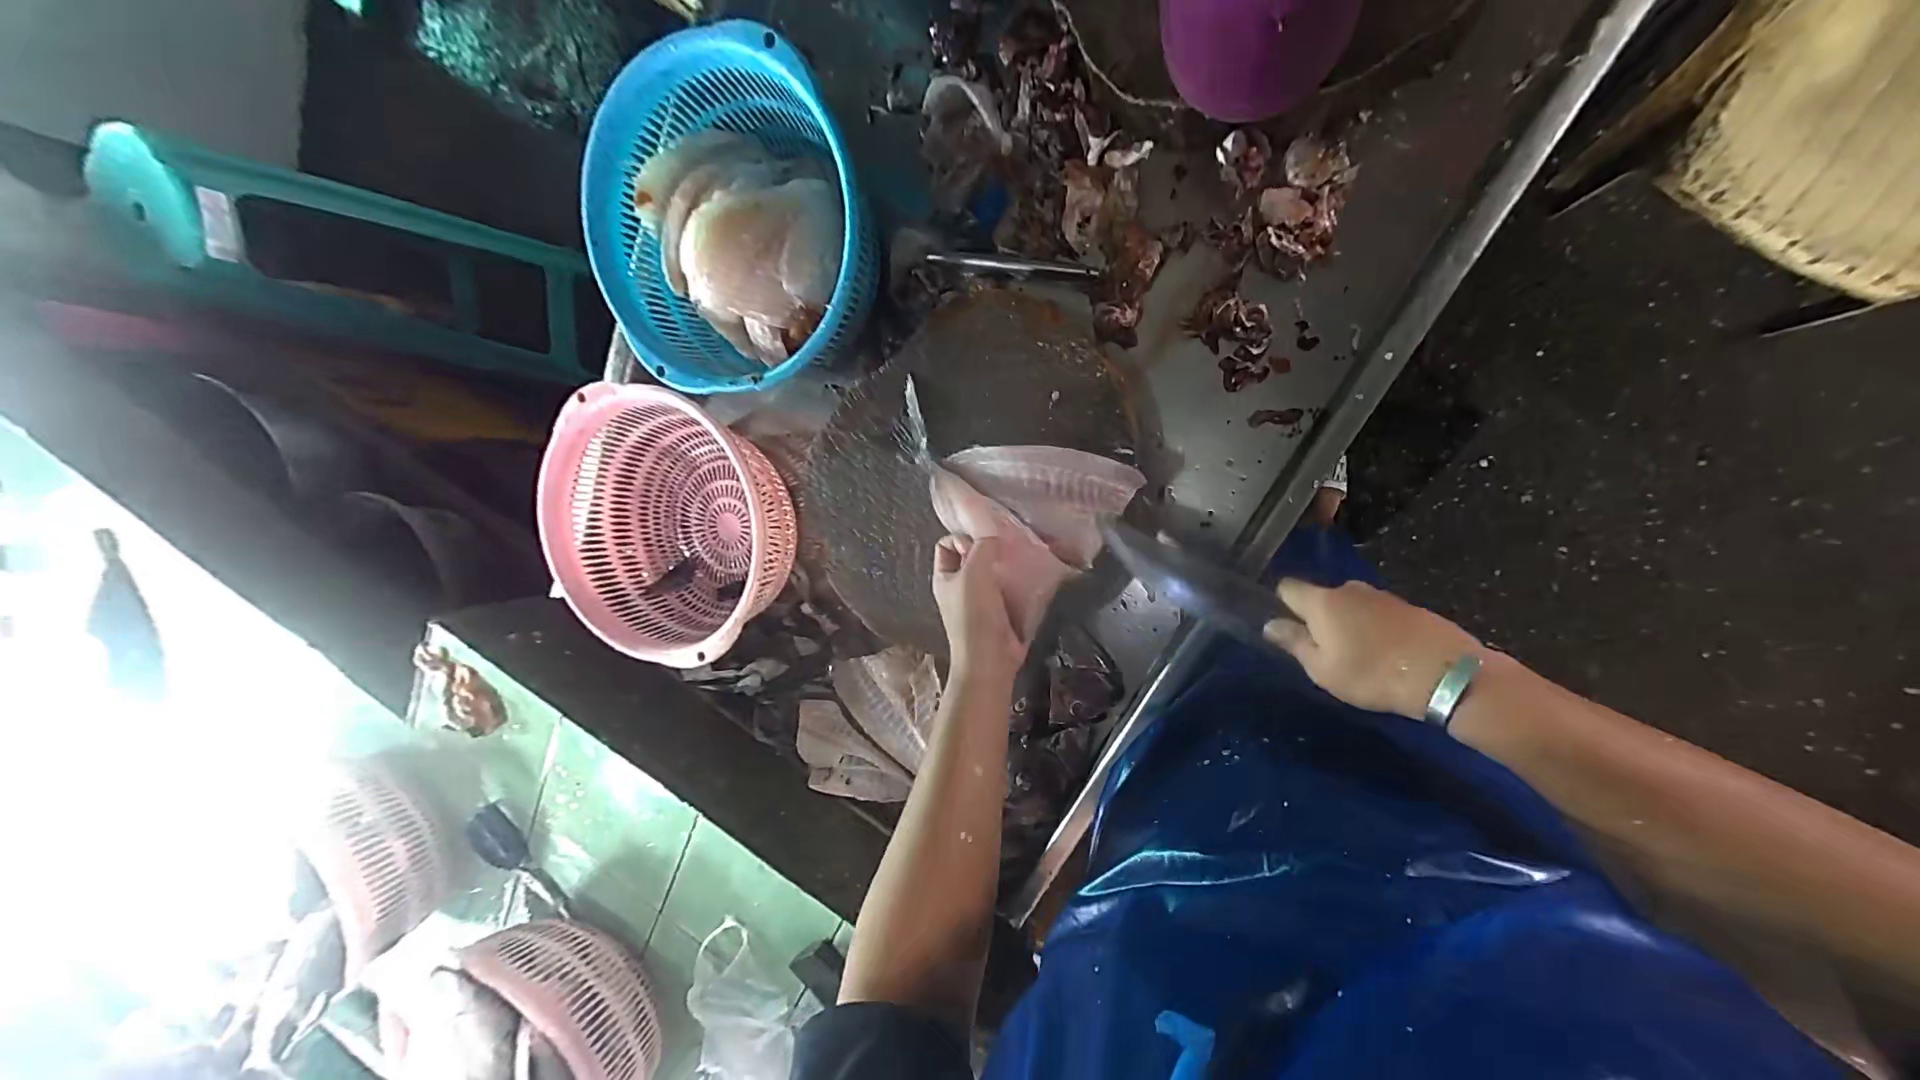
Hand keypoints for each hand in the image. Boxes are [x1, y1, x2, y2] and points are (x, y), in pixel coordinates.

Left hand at [932, 535, 1026, 682]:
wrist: (990, 660)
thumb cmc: (975, 615)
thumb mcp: (975, 573)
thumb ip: (983, 547)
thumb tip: (992, 533)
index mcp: (943, 576)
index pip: (948, 543)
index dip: (962, 538)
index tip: (981, 545)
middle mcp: (958, 586)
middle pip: (971, 556)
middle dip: (987, 548)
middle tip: (1007, 548)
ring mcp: (979, 600)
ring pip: (991, 571)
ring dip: (1004, 565)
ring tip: (1020, 560)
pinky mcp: (998, 612)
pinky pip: (1006, 587)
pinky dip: (1015, 581)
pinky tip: (1027, 578)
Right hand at [1263, 579, 1482, 720]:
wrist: (1448, 675)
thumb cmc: (1372, 674)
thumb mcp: (1323, 669)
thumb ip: (1295, 643)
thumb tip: (1271, 625)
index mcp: (1322, 602)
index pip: (1287, 587)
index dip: (1281, 603)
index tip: (1287, 627)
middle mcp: (1351, 590)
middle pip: (1322, 596)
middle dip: (1318, 616)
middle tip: (1324, 648)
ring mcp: (1385, 597)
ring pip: (1353, 604)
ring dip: (1350, 622)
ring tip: (1359, 653)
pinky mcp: (1413, 608)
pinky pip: (1380, 614)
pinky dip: (1377, 628)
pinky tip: (1387, 653)